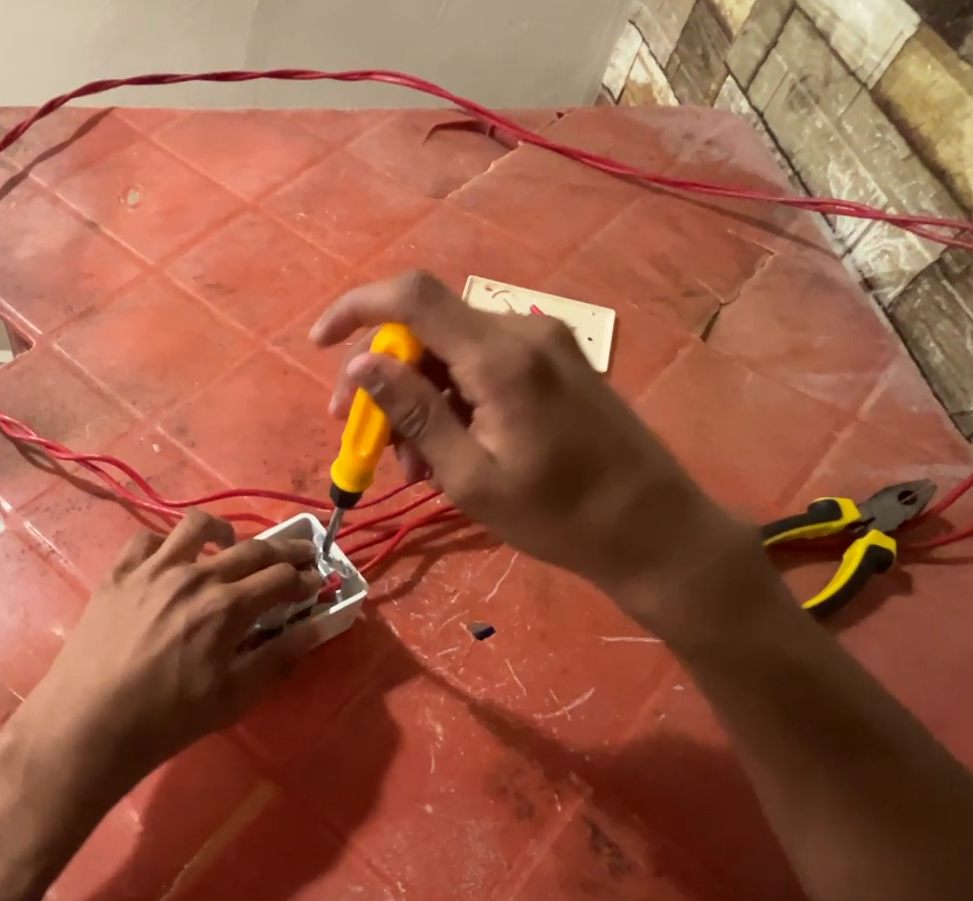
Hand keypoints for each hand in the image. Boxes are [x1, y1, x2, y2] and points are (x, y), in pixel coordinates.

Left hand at [8, 511, 325, 799]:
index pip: (281, 578)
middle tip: (300, 554)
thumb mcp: (234, 696)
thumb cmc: (167, 719)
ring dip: (225, 531)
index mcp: (227, 607)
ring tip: (231, 544)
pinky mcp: (118, 573)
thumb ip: (279, 657)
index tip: (317, 581)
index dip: (306, 578)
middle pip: (251, 548)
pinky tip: (171, 559)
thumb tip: (317, 628)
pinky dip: (168, 542)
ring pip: (196, 526)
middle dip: (285, 550)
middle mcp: (193, 576)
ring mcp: (151, 569)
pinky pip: (147, 539)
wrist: (90, 722)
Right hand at [311, 272, 760, 623]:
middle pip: (426, 330)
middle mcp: (522, 333)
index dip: (354, 309)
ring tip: (414, 467)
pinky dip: (453, 402)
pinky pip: (483, 368)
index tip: (319, 344)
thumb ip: (413, 414)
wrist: (653, 529)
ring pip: (452, 354)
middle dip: (383, 377)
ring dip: (418, 400)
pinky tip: (450, 452)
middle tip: (364, 436)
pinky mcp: (556, 366)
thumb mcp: (470, 476)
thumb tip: (359, 365)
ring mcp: (545, 346)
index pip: (411, 297)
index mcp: (499, 357)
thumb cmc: (557, 516)